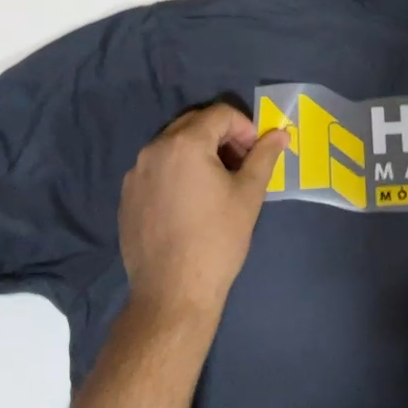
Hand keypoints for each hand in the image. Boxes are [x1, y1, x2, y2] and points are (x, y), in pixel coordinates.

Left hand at [119, 104, 290, 322]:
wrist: (172, 293)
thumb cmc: (217, 240)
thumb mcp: (249, 194)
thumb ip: (264, 156)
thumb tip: (280, 134)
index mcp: (185, 143)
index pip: (220, 114)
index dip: (244, 127)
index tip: (255, 154)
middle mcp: (154, 149)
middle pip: (193, 124)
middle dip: (221, 136)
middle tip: (240, 165)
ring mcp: (135, 173)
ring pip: (172, 145)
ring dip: (198, 152)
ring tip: (216, 184)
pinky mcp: (127, 196)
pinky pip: (156, 169)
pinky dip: (176, 172)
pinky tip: (190, 204)